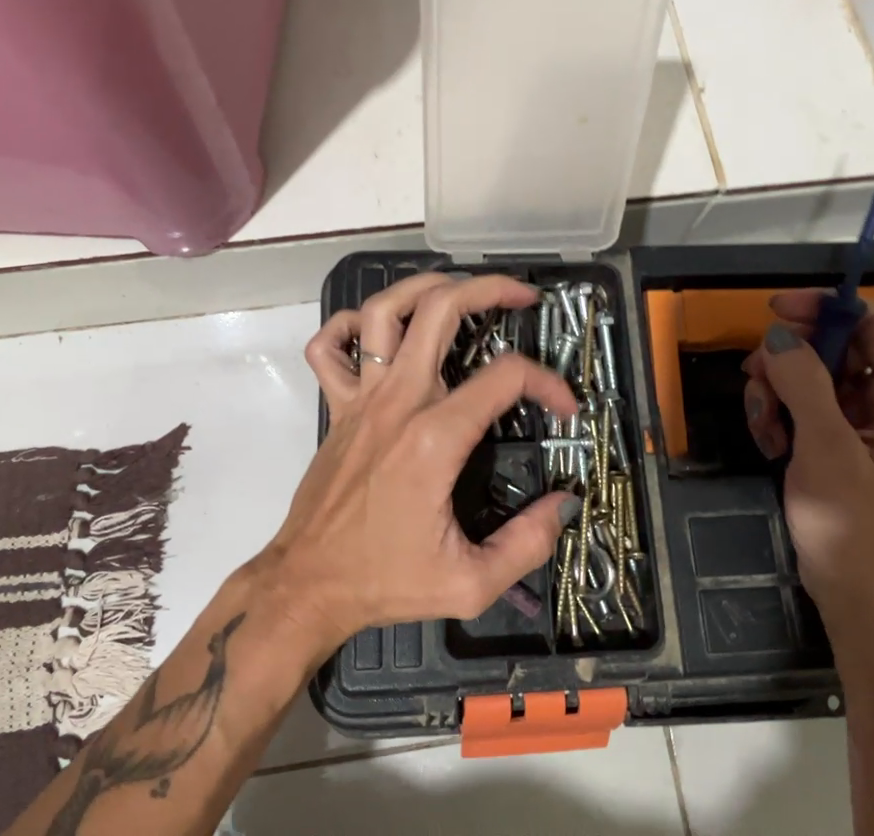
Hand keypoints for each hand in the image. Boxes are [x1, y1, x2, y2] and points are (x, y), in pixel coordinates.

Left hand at [261, 273, 580, 649]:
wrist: (308, 585)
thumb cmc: (386, 581)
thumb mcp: (471, 584)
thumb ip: (528, 544)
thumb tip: (564, 504)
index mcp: (435, 438)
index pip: (505, 378)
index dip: (548, 383)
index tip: (564, 409)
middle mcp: (397, 402)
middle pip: (439, 311)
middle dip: (488, 289)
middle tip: (522, 296)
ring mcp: (361, 399)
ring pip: (381, 312)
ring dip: (422, 288)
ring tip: (457, 290)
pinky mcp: (337, 408)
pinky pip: (327, 347)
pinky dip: (347, 327)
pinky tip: (376, 334)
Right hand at [741, 289, 873, 633]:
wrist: (864, 608)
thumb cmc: (857, 530)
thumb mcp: (827, 452)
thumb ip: (804, 385)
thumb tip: (779, 337)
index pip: (872, 322)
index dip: (823, 308)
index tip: (772, 313)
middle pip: (833, 349)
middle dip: (788, 362)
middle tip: (755, 381)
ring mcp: (865, 428)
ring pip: (811, 380)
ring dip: (777, 396)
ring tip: (764, 432)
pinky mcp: (841, 451)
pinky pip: (806, 413)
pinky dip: (781, 421)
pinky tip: (770, 448)